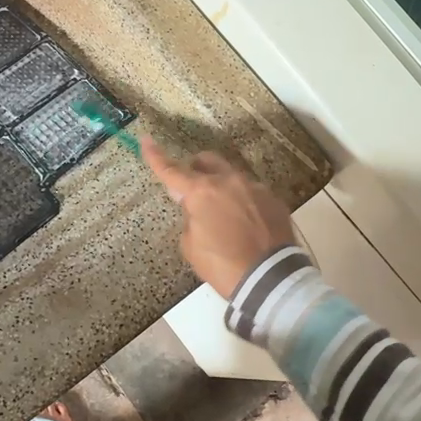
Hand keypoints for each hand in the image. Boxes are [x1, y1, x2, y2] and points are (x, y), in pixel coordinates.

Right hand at [142, 137, 293, 298]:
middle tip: (193, 187)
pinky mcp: (274, 200)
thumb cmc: (223, 265)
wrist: (270, 280)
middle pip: (207, 161)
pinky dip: (243, 202)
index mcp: (202, 192)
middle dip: (196, 168)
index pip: (171, 170)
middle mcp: (228, 182)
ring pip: (231, 177)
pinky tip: (245, 223)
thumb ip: (190, 219)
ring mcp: (254, 188)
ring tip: (224, 213)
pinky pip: (252, 193)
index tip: (146, 140)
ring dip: (222, 187)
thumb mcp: (192, 246)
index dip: (156, 156)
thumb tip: (196, 208)